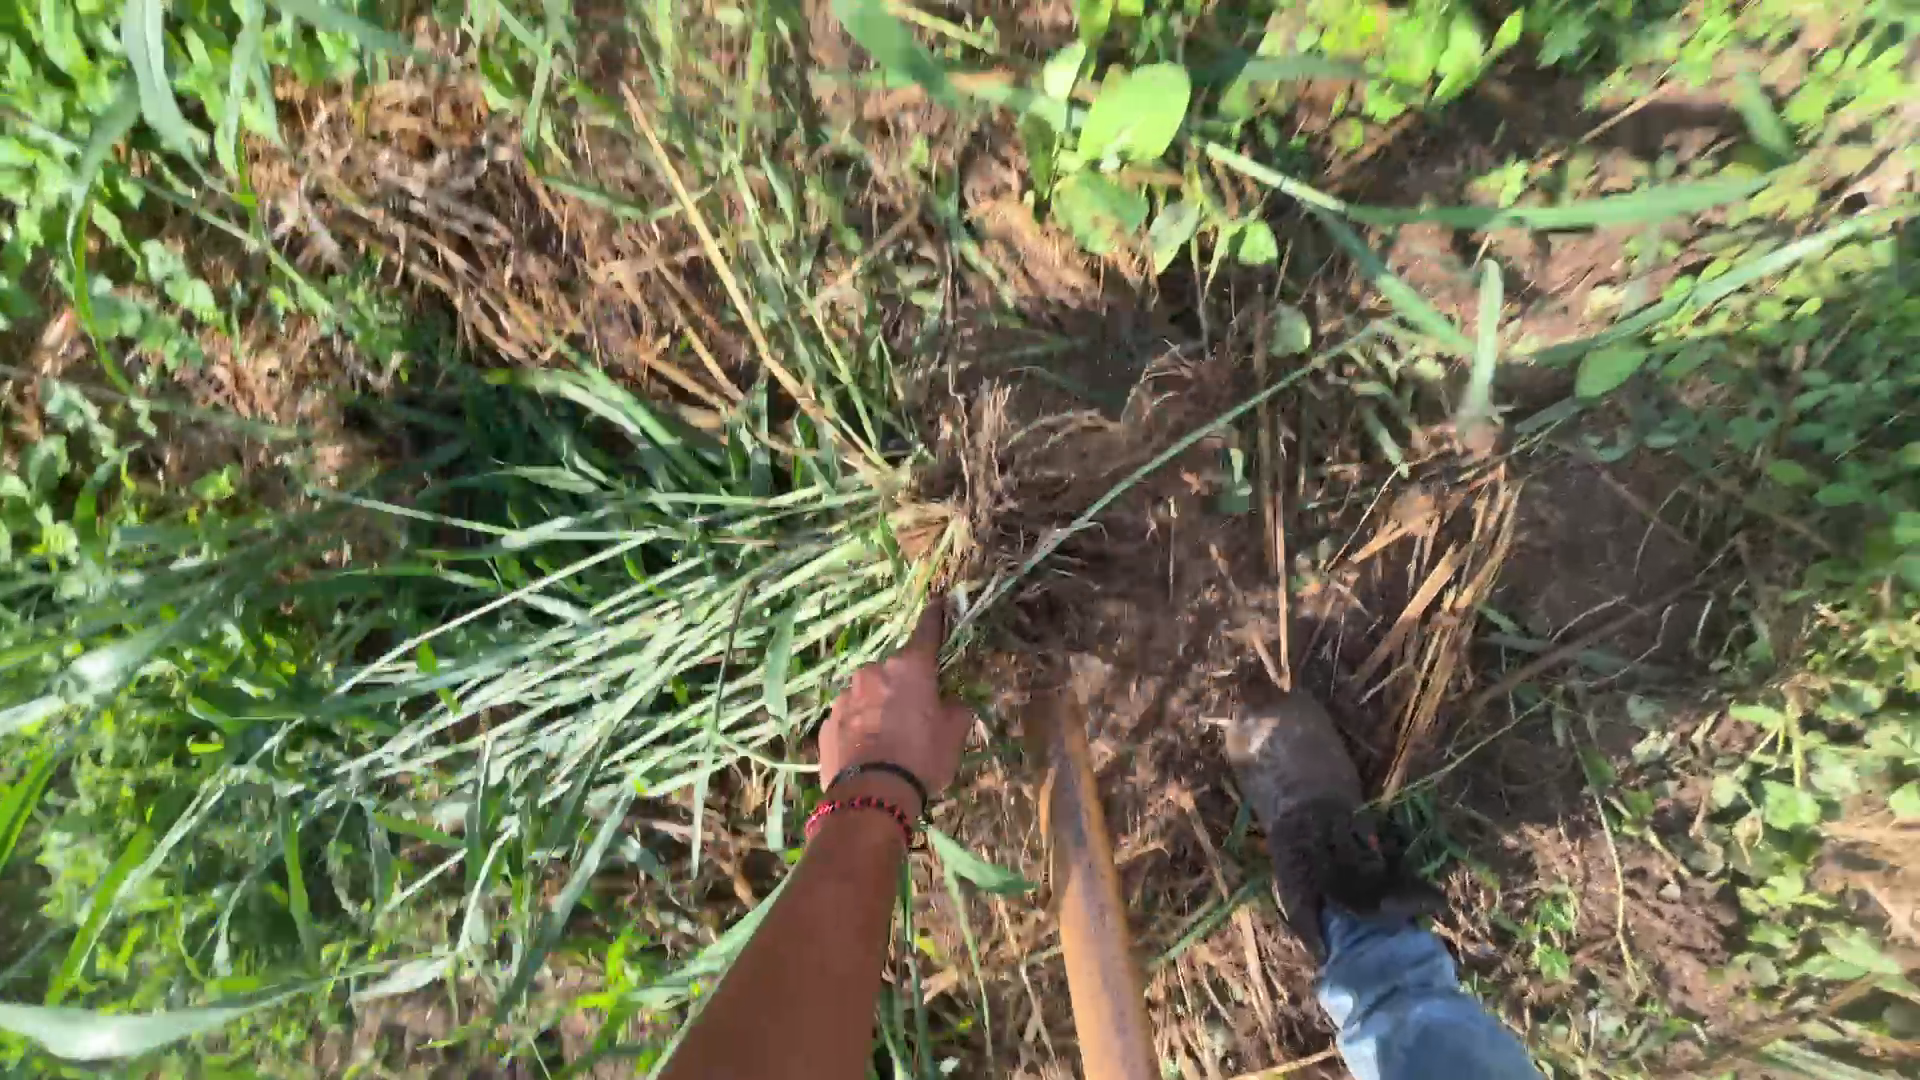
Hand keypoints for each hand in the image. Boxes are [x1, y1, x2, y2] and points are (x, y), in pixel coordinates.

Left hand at [818, 601, 972, 816]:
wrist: (870, 796)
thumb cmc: (921, 758)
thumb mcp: (954, 735)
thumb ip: (956, 709)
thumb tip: (953, 701)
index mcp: (910, 667)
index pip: (926, 632)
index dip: (935, 617)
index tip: (938, 601)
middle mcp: (874, 672)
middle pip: (895, 670)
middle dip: (905, 685)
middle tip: (917, 714)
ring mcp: (846, 695)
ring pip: (869, 693)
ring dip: (879, 706)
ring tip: (889, 740)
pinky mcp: (827, 721)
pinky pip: (850, 716)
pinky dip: (860, 726)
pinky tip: (868, 752)